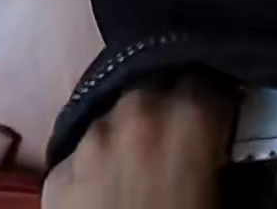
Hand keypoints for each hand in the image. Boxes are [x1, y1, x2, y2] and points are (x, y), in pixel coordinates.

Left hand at [43, 77, 236, 208]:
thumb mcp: (218, 201)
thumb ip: (218, 159)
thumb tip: (218, 147)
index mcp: (189, 114)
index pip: (208, 78)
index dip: (214, 100)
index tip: (216, 119)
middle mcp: (139, 107)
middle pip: (158, 85)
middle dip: (169, 107)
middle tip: (176, 143)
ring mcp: (92, 137)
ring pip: (116, 115)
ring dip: (130, 133)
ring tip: (137, 169)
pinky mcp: (58, 173)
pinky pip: (82, 155)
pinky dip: (95, 167)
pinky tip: (104, 195)